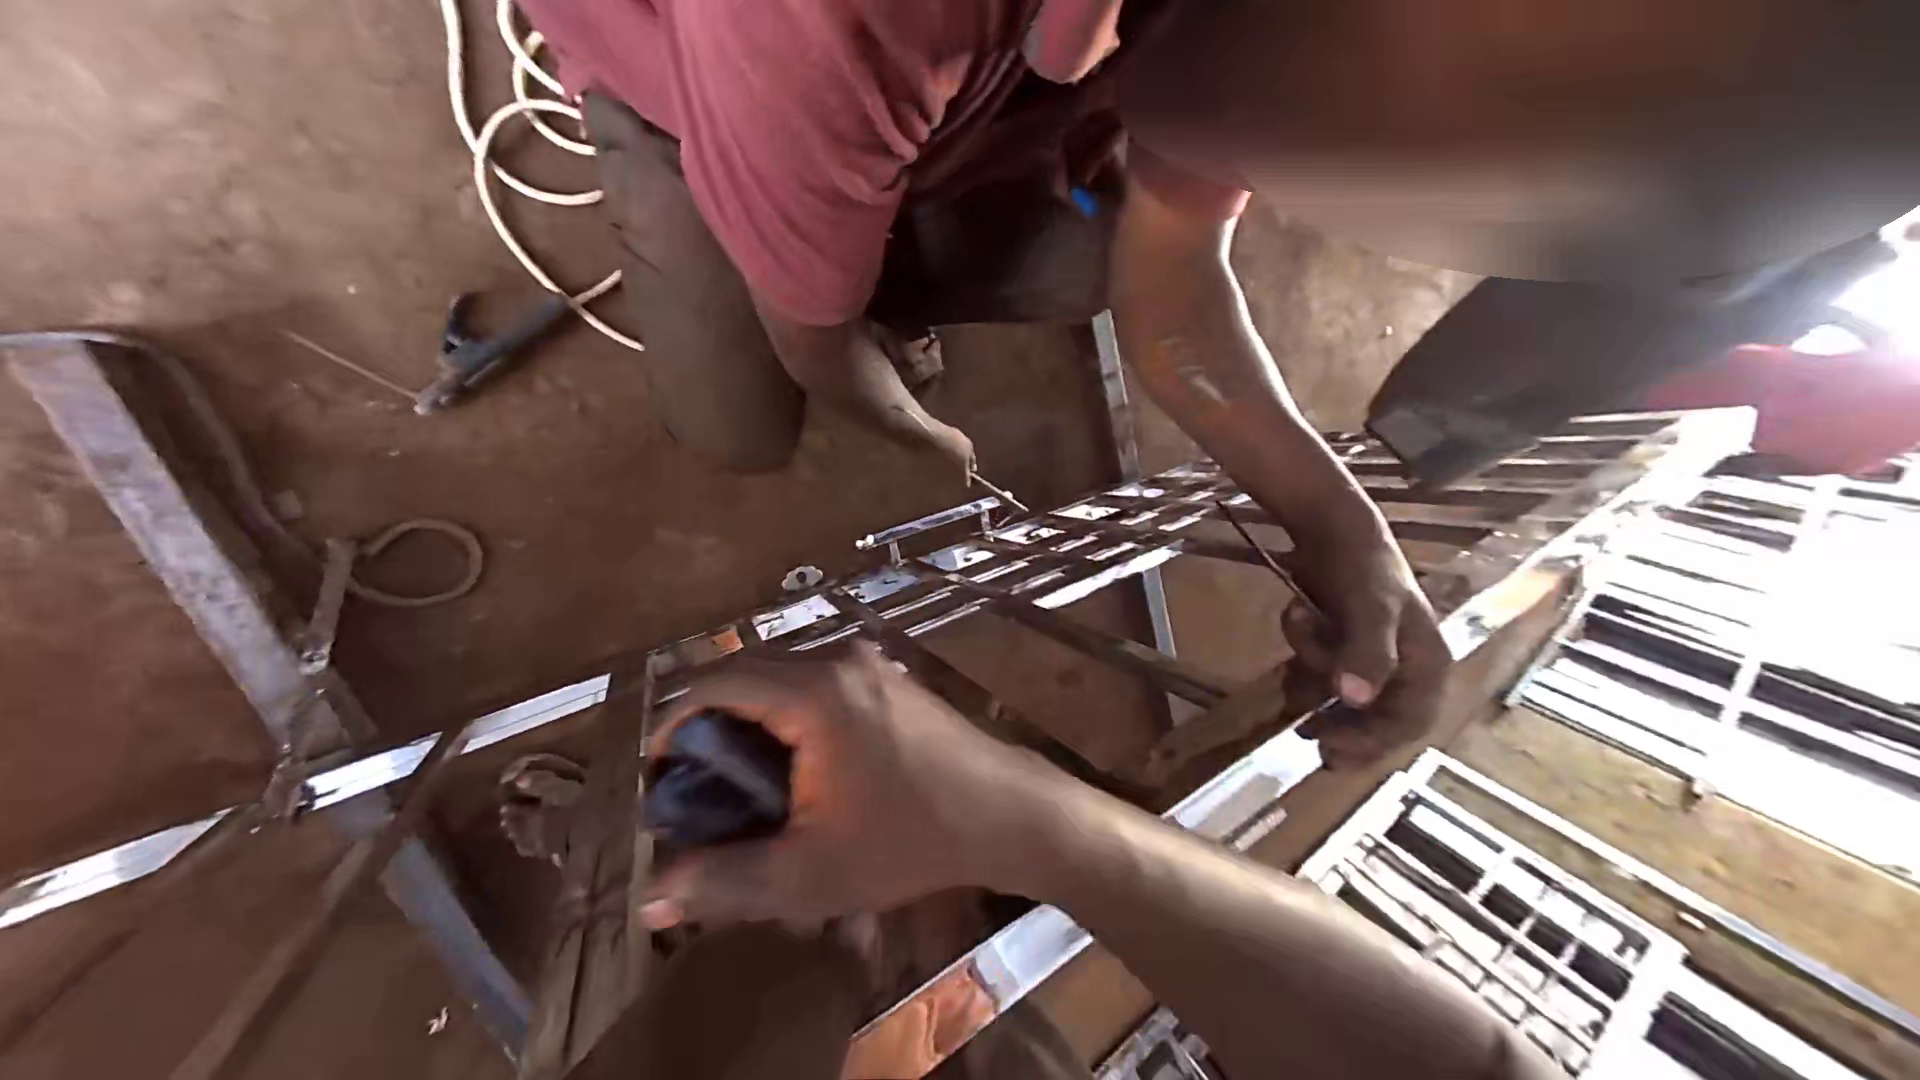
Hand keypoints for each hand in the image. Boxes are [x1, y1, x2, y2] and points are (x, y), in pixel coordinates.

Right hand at [639, 643, 1065, 929]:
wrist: (1005, 811)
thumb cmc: (911, 838)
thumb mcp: (812, 873)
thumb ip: (726, 881)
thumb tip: (653, 897)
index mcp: (815, 692)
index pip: (718, 680)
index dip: (674, 721)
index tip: (660, 773)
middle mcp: (840, 659)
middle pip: (749, 669)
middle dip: (710, 718)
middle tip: (695, 780)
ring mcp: (869, 662)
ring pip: (784, 672)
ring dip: (751, 713)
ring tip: (739, 775)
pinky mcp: (887, 675)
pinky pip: (818, 679)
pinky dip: (789, 709)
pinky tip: (796, 761)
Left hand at [1280, 539, 1449, 767]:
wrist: (1334, 527)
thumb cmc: (1364, 567)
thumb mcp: (1371, 608)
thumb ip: (1366, 653)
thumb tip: (1356, 702)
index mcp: (1428, 667)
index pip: (1407, 726)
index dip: (1370, 745)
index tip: (1330, 754)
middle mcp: (1403, 669)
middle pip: (1370, 719)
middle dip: (1336, 722)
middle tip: (1305, 733)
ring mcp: (1369, 657)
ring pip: (1336, 693)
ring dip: (1310, 670)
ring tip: (1302, 621)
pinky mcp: (1340, 645)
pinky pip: (1317, 668)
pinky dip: (1302, 651)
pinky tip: (1297, 615)